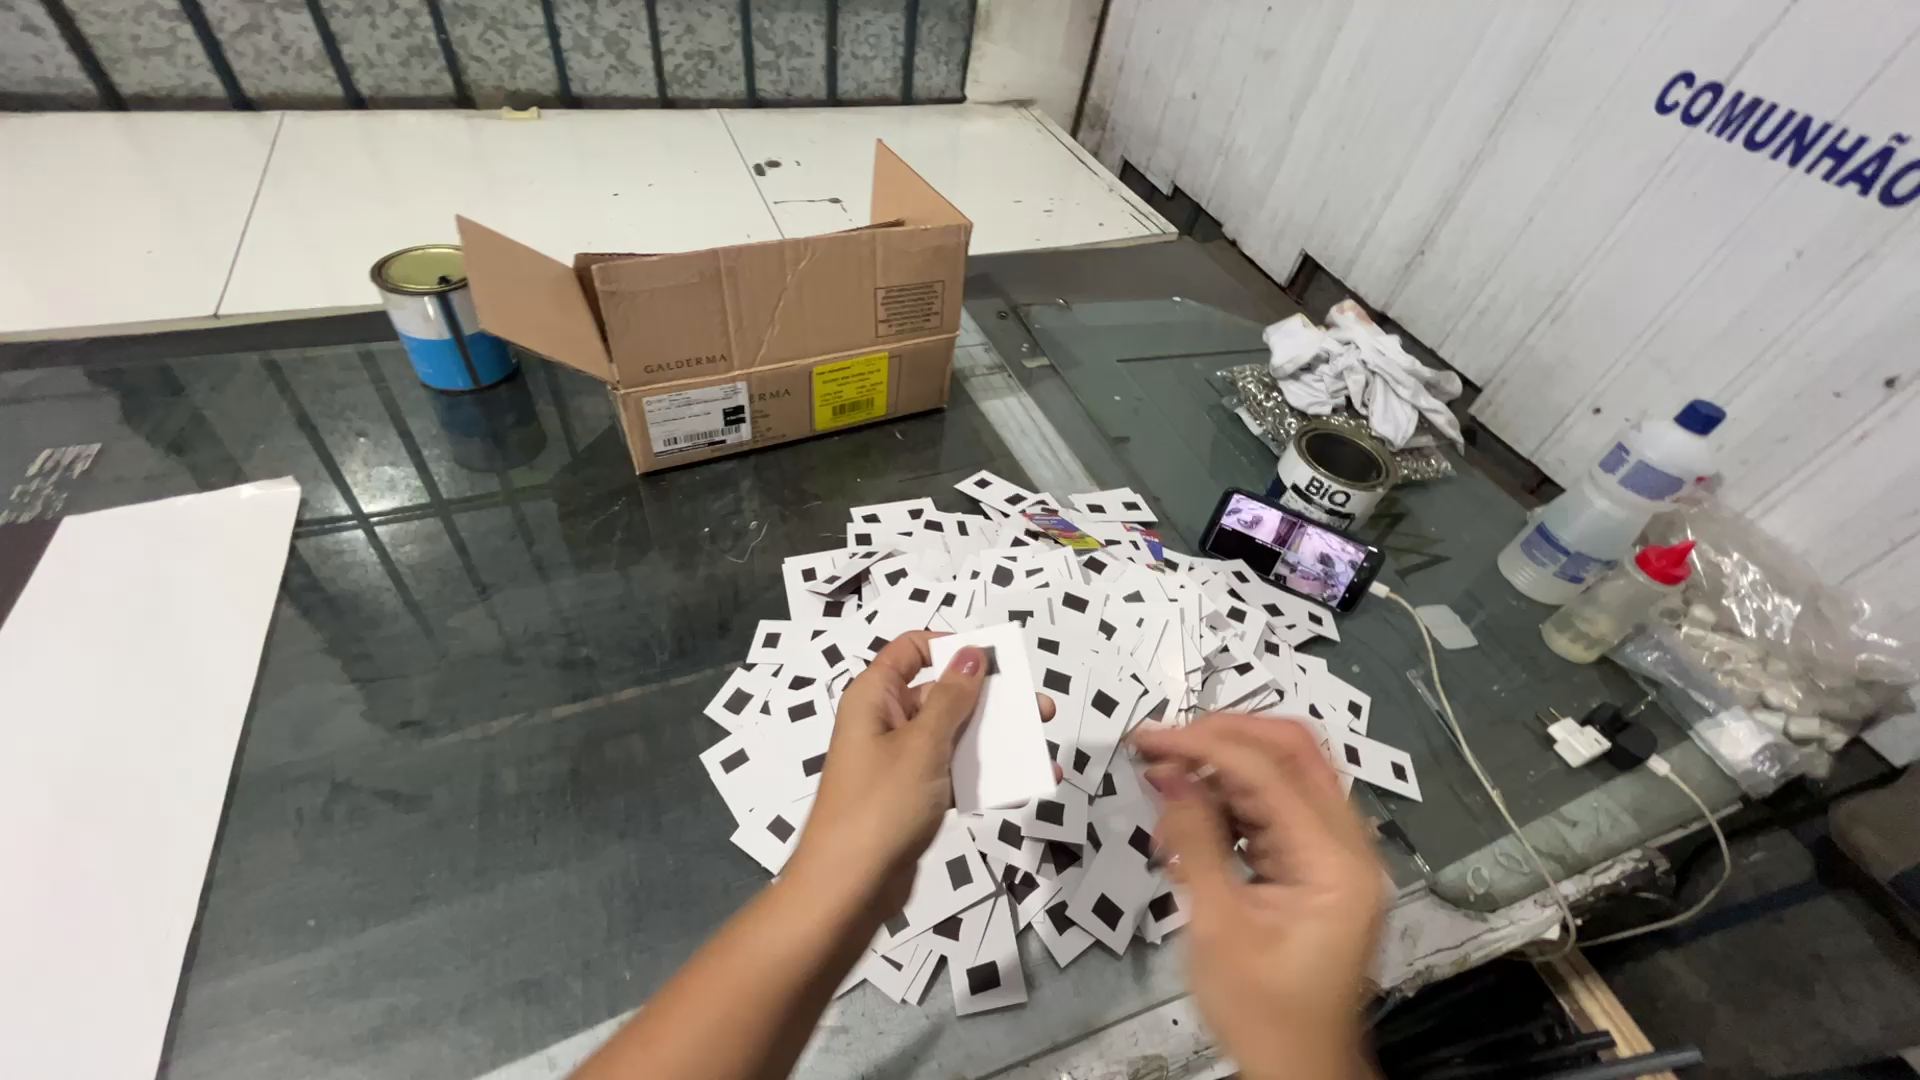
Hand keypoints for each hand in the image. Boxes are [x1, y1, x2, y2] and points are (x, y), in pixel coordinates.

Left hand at [786, 632, 1053, 912]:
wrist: (848, 891)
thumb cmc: (881, 805)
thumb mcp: (922, 745)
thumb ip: (952, 697)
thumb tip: (971, 651)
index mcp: (875, 696)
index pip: (911, 649)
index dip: (950, 647)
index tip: (995, 659)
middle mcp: (887, 721)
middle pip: (943, 693)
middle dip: (992, 699)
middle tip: (1040, 708)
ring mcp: (902, 761)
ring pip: (955, 735)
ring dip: (998, 740)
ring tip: (1044, 748)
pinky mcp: (915, 796)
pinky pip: (956, 772)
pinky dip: (986, 776)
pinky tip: (1026, 784)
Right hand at [1132, 713, 1384, 1079]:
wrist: (1300, 1072)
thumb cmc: (1262, 1014)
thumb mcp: (1217, 927)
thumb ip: (1194, 840)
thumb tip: (1167, 773)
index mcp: (1334, 863)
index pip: (1268, 771)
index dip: (1203, 745)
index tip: (1149, 741)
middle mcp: (1344, 845)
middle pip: (1292, 749)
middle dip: (1222, 734)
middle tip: (1164, 743)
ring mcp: (1331, 850)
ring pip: (1281, 768)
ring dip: (1221, 760)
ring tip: (1166, 772)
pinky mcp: (1311, 860)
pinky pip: (1271, 801)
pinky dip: (1227, 790)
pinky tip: (1189, 802)